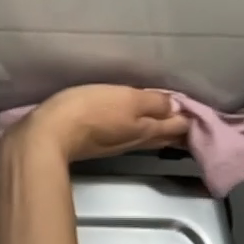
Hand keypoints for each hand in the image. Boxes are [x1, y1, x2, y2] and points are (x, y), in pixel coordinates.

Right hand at [4, 86, 189, 163]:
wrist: (45, 137)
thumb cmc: (86, 112)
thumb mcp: (124, 99)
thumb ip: (152, 102)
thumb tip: (176, 106)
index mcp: (147, 130)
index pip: (179, 125)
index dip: (191, 115)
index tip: (198, 105)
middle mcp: (136, 141)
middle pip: (164, 136)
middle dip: (178, 126)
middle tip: (189, 115)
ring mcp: (114, 145)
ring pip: (145, 137)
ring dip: (158, 128)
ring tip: (165, 116)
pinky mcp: (95, 144)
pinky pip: (124, 135)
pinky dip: (134, 128)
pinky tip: (129, 121)